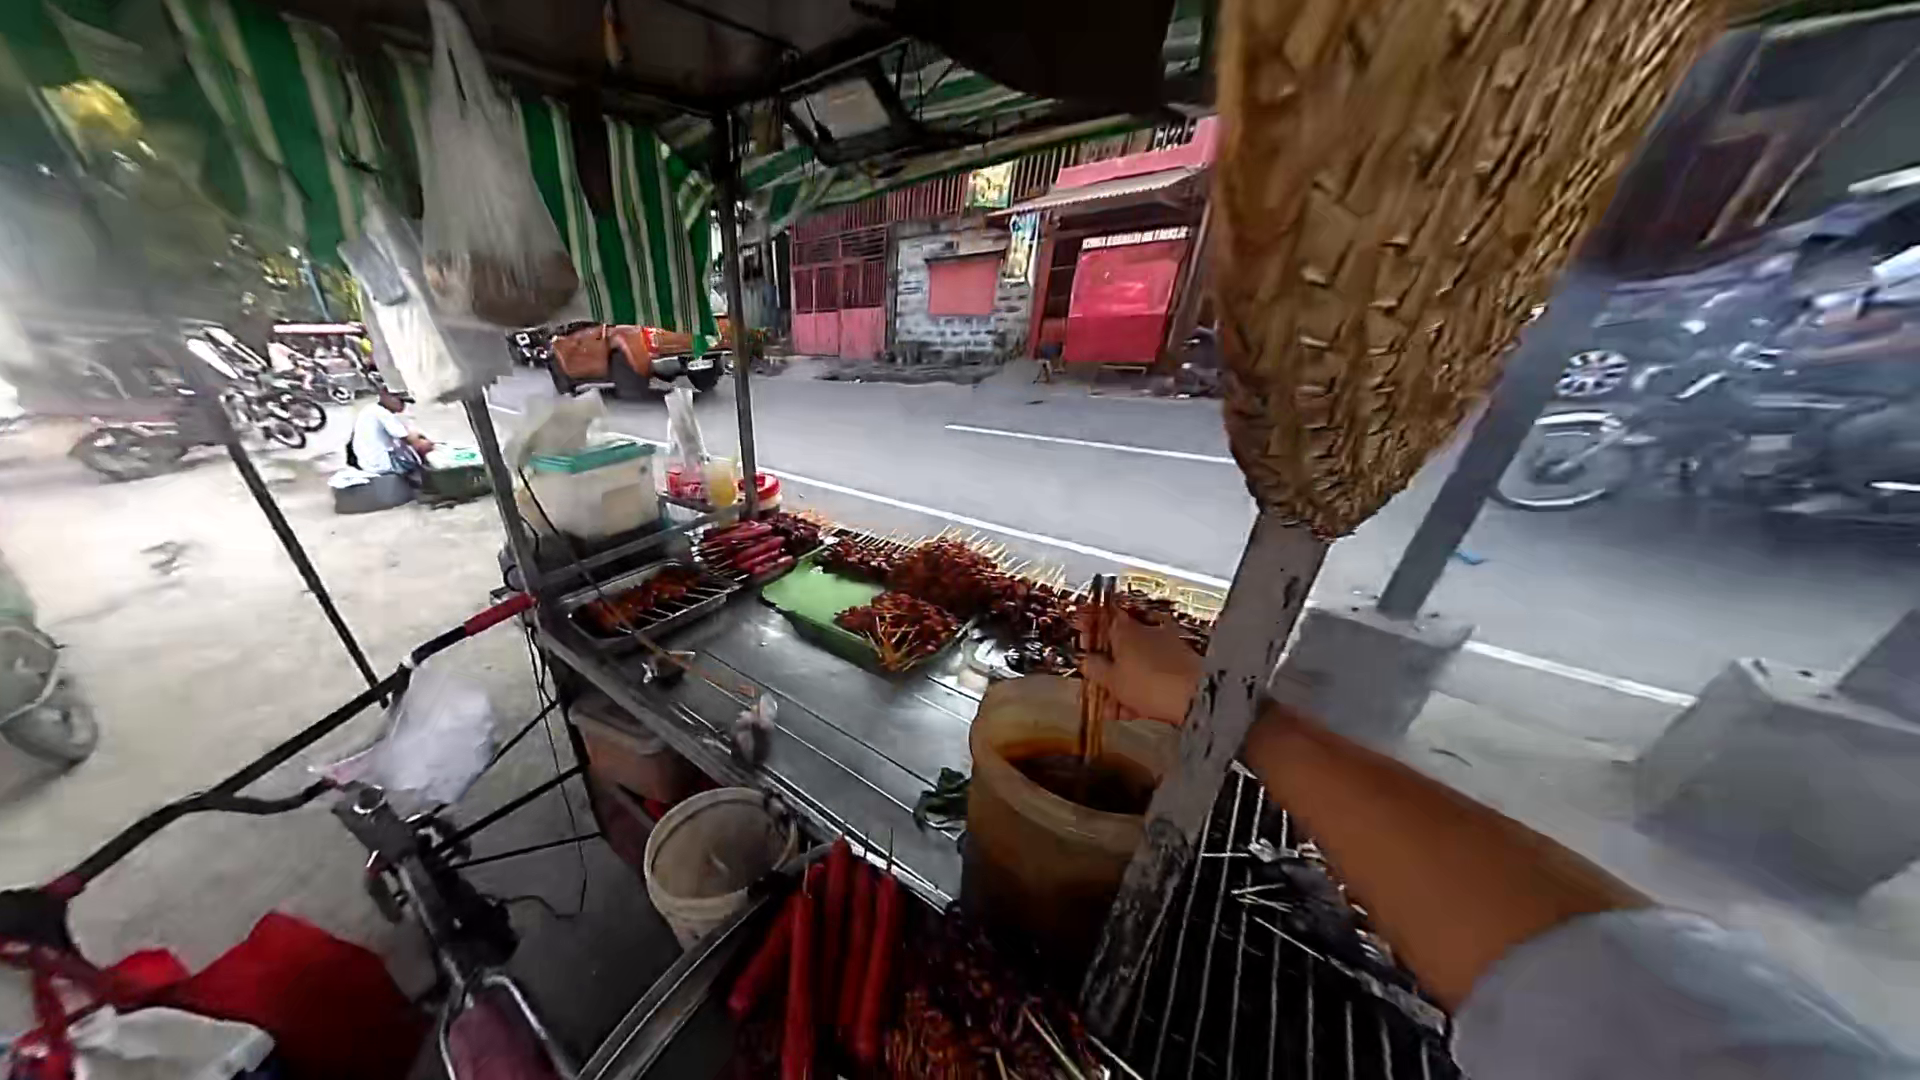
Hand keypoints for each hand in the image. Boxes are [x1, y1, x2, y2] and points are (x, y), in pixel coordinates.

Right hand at [1080, 607, 1203, 724]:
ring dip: (1120, 683)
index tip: (1079, 640)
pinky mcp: (1179, 665)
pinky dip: (1140, 688)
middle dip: (1104, 666)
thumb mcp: (1111, 679)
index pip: (1102, 616)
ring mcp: (1165, 646)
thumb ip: (1093, 668)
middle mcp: (1145, 630)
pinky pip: (1151, 673)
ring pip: (1134, 662)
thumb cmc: (1147, 683)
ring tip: (1110, 708)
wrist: (1198, 697)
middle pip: (1117, 643)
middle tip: (1094, 683)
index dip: (1088, 626)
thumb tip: (1085, 660)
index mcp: (1125, 627)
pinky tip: (1130, 711)